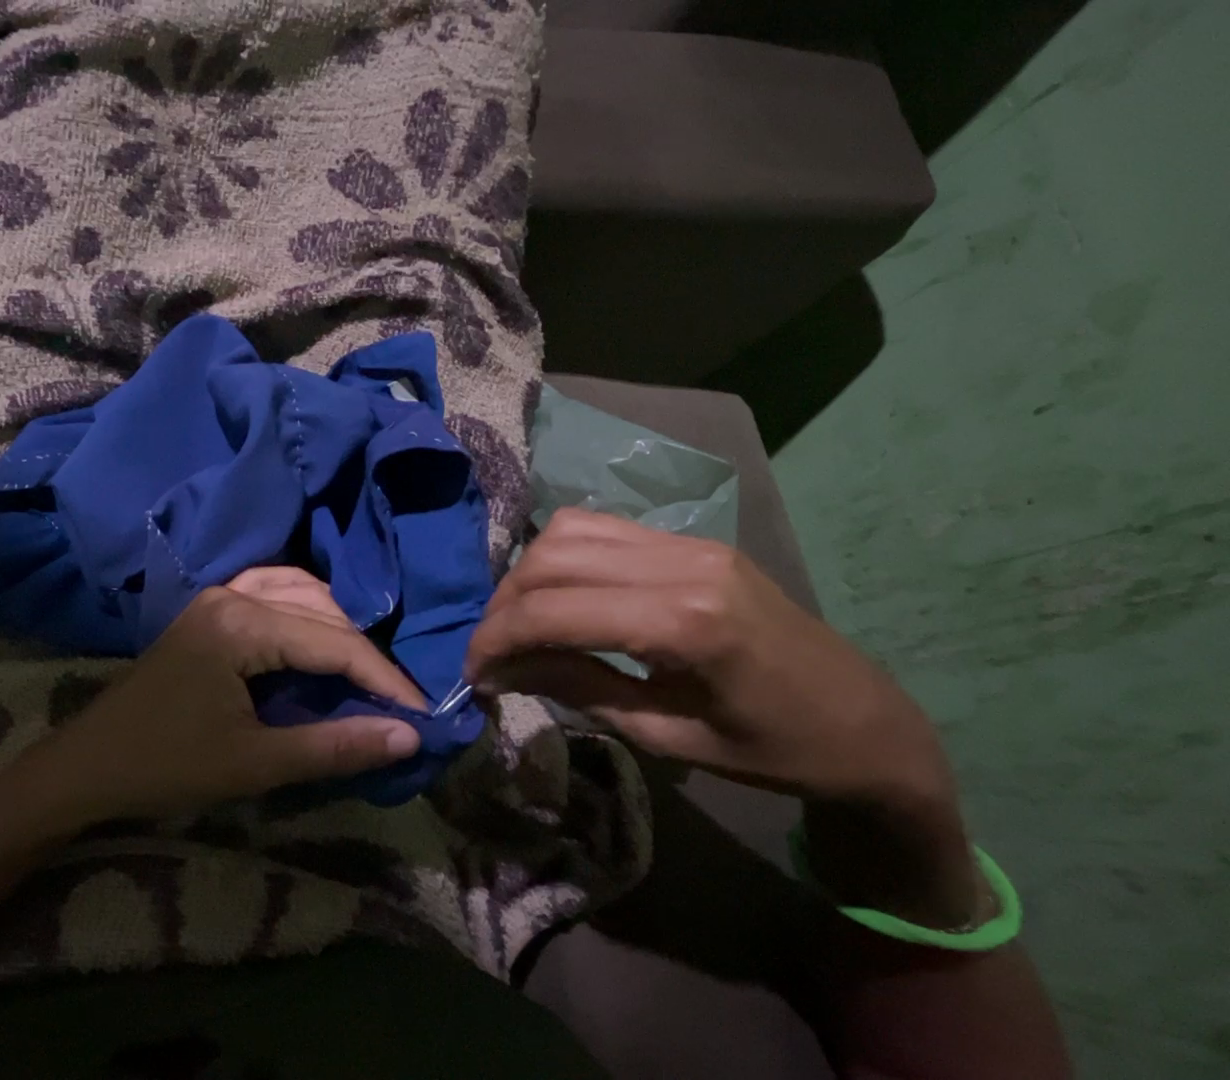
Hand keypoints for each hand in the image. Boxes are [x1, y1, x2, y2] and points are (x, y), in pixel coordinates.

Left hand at [31, 569, 426, 822]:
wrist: (86, 767)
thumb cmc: (166, 767)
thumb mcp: (255, 763)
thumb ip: (334, 746)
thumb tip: (409, 736)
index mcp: (242, 625)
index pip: (335, 644)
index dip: (386, 680)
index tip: (424, 714)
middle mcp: (231, 595)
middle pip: (322, 614)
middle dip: (364, 658)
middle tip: (397, 705)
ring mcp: (215, 598)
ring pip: (299, 594)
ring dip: (337, 630)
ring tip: (364, 677)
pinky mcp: (206, 612)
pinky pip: (270, 594)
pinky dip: (304, 613)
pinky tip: (315, 640)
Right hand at [465, 508, 953, 808]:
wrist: (866, 723)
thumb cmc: (773, 752)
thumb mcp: (666, 735)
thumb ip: (577, 688)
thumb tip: (499, 670)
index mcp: (684, 622)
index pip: (553, 609)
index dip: (496, 639)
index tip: (472, 675)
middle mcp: (683, 563)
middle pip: (552, 557)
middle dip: (503, 606)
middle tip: (490, 655)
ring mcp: (690, 544)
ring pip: (570, 529)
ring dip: (527, 575)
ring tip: (518, 626)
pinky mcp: (692, 542)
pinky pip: (602, 530)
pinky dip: (561, 558)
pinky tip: (558, 599)